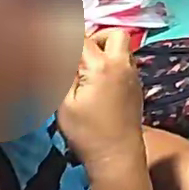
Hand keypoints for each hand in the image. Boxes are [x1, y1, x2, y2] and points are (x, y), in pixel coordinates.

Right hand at [56, 30, 144, 166]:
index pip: (82, 38)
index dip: (65, 35)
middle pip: (114, 35)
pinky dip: (113, 62)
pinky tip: (98, 81)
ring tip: (87, 68)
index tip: (51, 35)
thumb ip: (61, 72)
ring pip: (123, 47)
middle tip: (78, 55)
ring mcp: (133, 74)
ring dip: (106, 50)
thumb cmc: (87, 131)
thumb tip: (56, 50)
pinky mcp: (136, 85)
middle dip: (96, 38)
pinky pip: (126, 62)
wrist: (119, 154)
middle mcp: (122, 64)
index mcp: (102, 65)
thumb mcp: (64, 102)